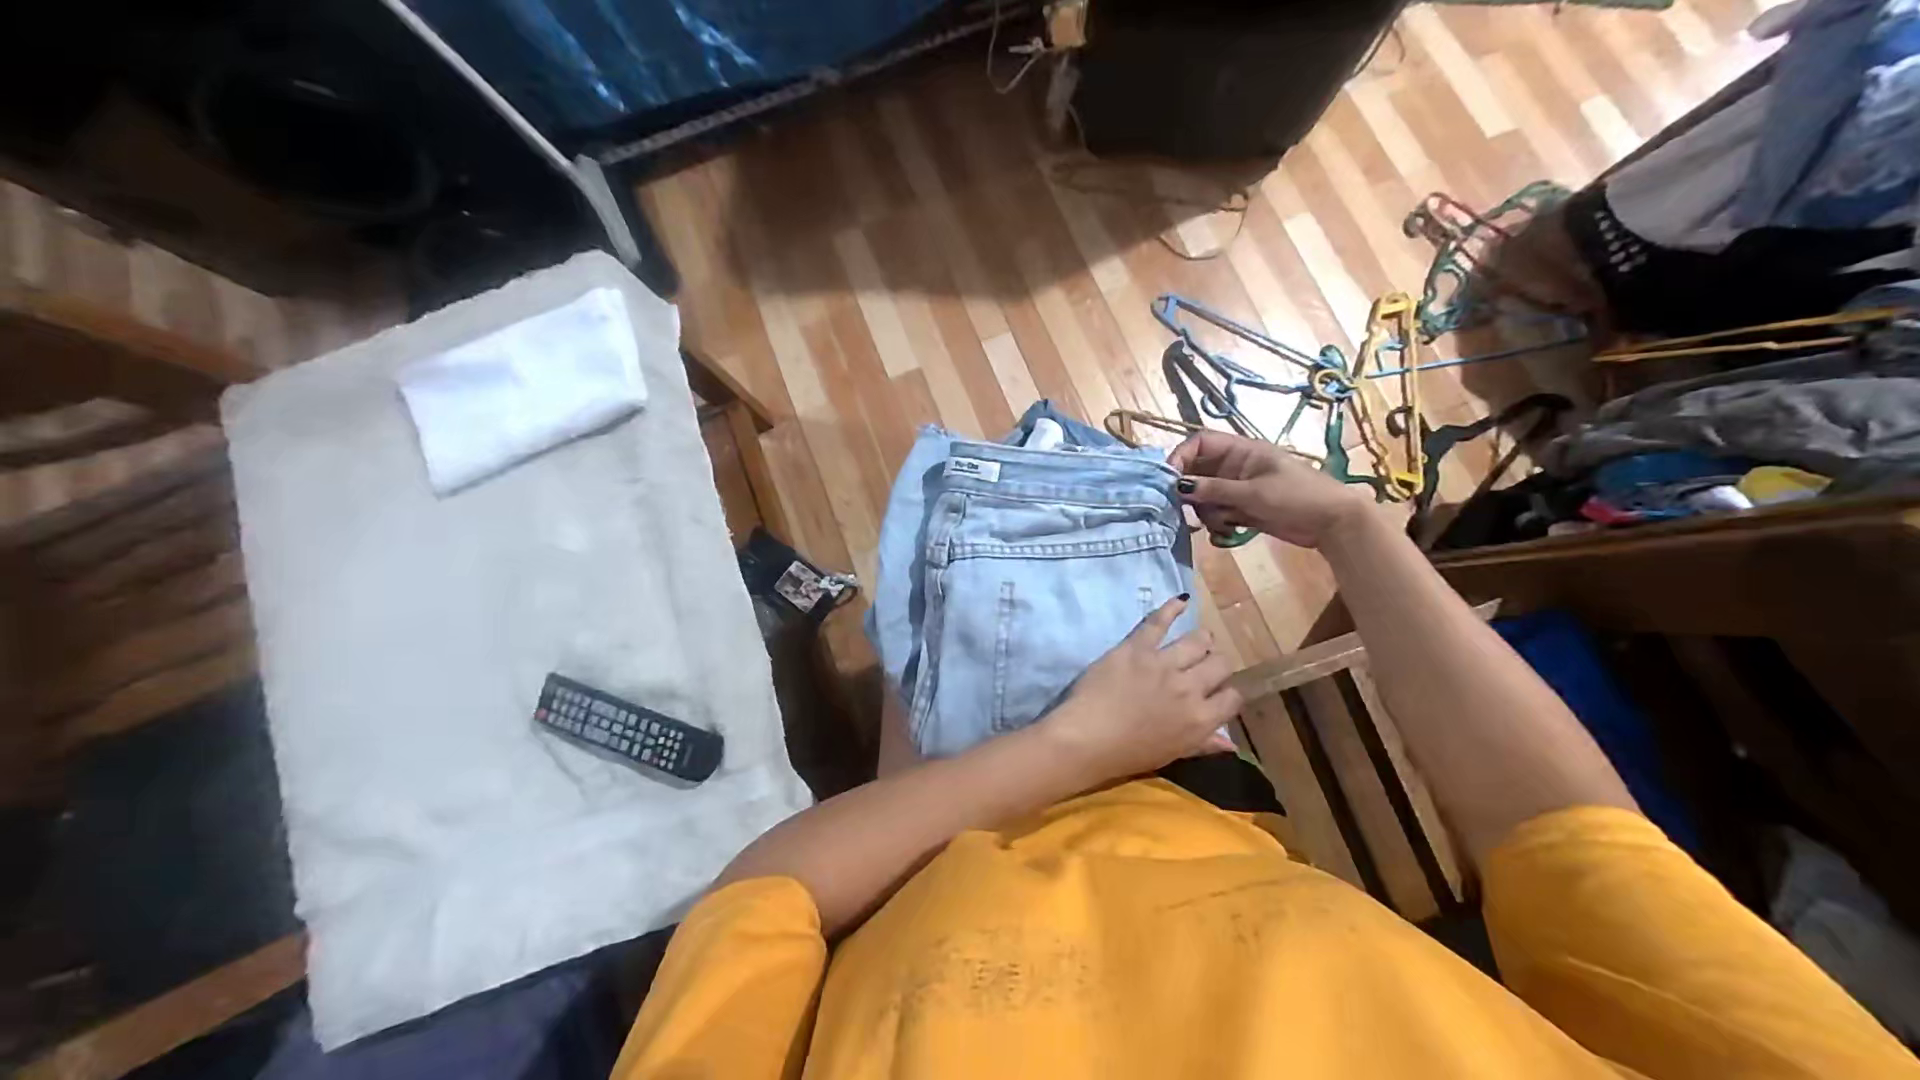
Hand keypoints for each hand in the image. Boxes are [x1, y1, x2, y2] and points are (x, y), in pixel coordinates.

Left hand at [1040, 596, 1242, 783]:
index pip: (1232, 697)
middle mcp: (1190, 688)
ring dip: (1200, 641)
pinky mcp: (1137, 647)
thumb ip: (1204, 744)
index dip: (1227, 691)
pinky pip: (1158, 622)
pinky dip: (1170, 609)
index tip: (1217, 689)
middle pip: (1220, 664)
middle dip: (1216, 663)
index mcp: (1201, 719)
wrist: (1087, 738)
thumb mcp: (1172, 754)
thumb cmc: (1127, 753)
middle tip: (1204, 664)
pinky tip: (1180, 601)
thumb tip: (1232, 743)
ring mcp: (1164, 664)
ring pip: (1198, 641)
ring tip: (1196, 641)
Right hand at [1169, 431, 1373, 548]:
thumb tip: (1178, 487)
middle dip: (1192, 493)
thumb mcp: (1253, 493)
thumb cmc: (1297, 497)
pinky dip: (1217, 525)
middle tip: (1190, 510)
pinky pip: (1217, 513)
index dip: (1181, 457)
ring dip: (1207, 513)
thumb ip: (1214, 490)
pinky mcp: (1242, 509)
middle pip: (1196, 472)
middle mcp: (1234, 467)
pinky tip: (1229, 534)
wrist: (1332, 523)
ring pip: (1204, 497)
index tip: (1169, 481)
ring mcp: (1238, 489)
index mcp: (1241, 450)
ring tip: (1224, 524)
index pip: (1199, 443)